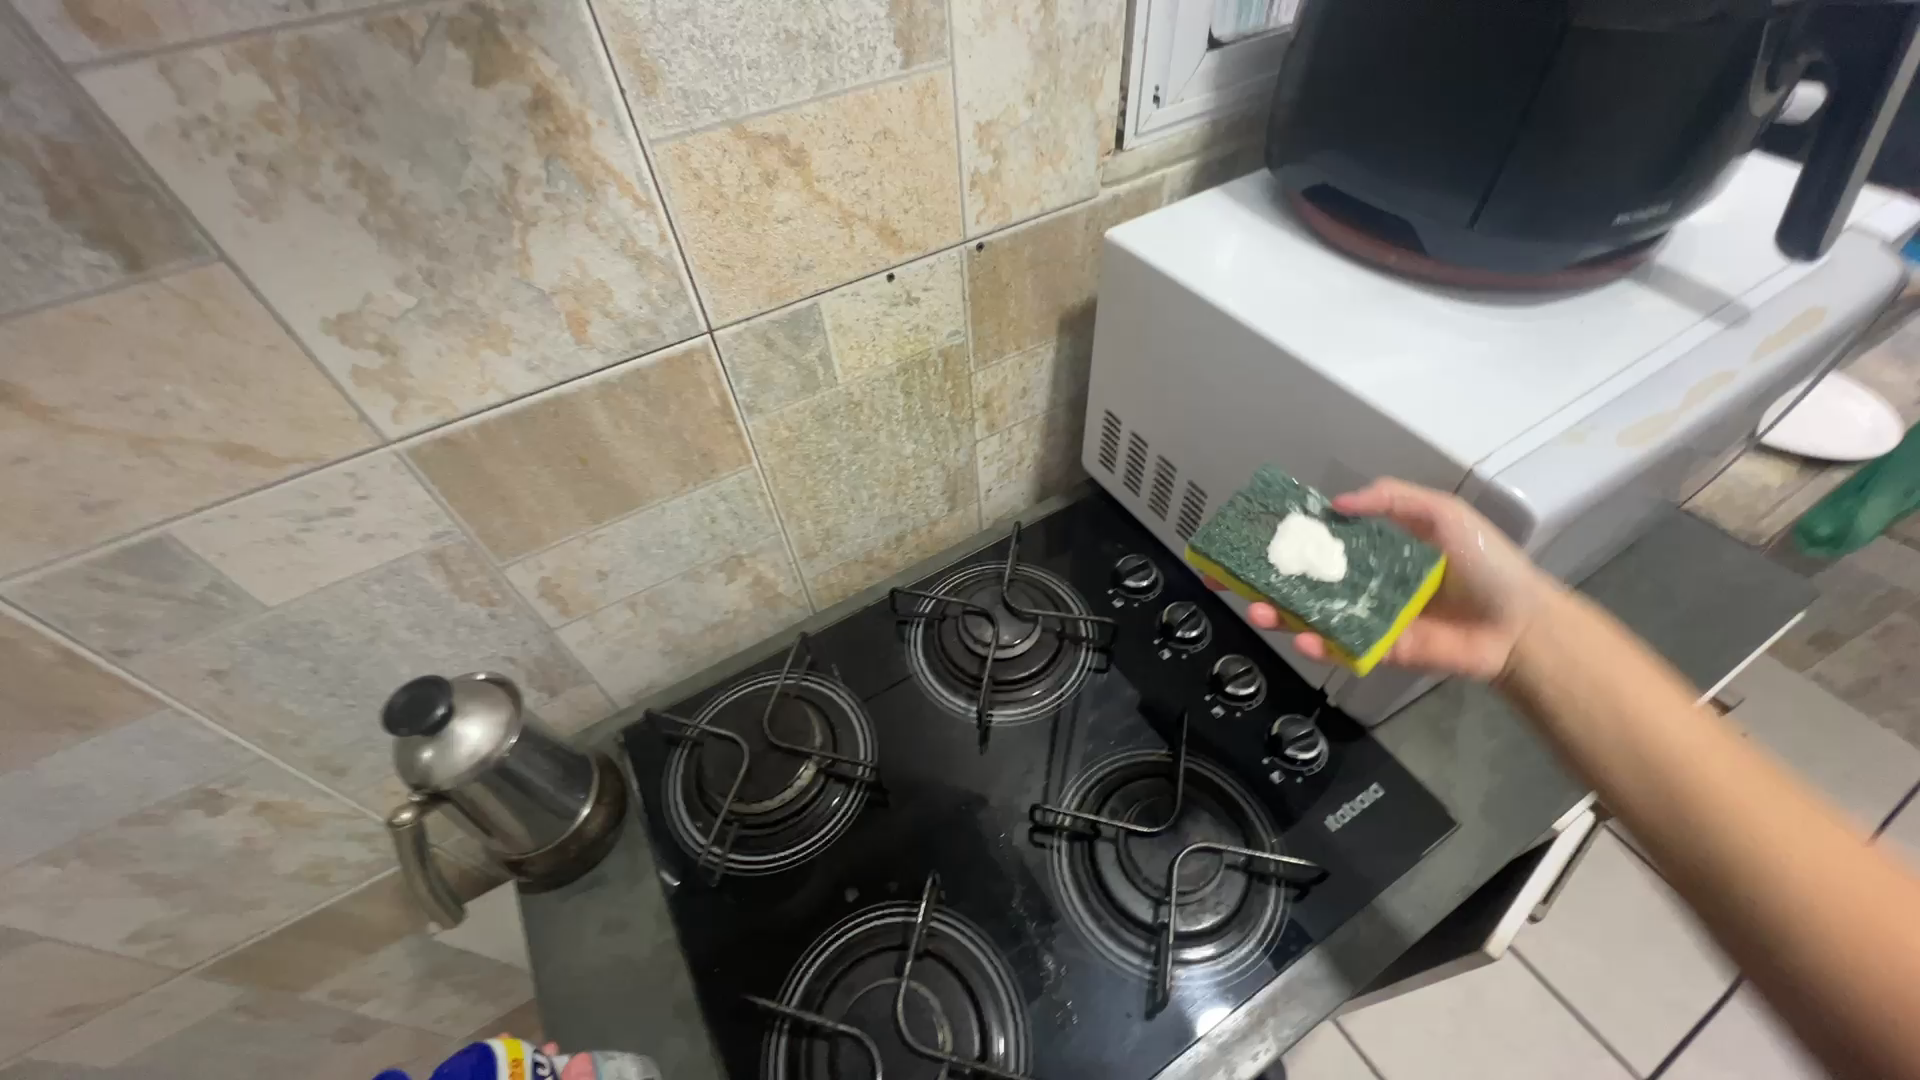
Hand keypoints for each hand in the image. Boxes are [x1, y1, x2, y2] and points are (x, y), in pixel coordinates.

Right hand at [1223, 478, 1550, 680]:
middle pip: (1298, 582)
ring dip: (1278, 613)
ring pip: (1308, 616)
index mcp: (1370, 550)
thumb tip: (1337, 502)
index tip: (1245, 537)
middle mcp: (1358, 583)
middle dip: (1259, 581)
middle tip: (1225, 579)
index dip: (1278, 540)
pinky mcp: (1377, 650)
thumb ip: (1393, 499)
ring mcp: (1364, 618)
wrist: (1521, 623)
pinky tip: (1303, 639)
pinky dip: (1317, 645)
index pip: (1314, 542)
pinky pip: (1339, 648)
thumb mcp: (1442, 514)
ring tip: (1257, 609)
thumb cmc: (1485, 563)